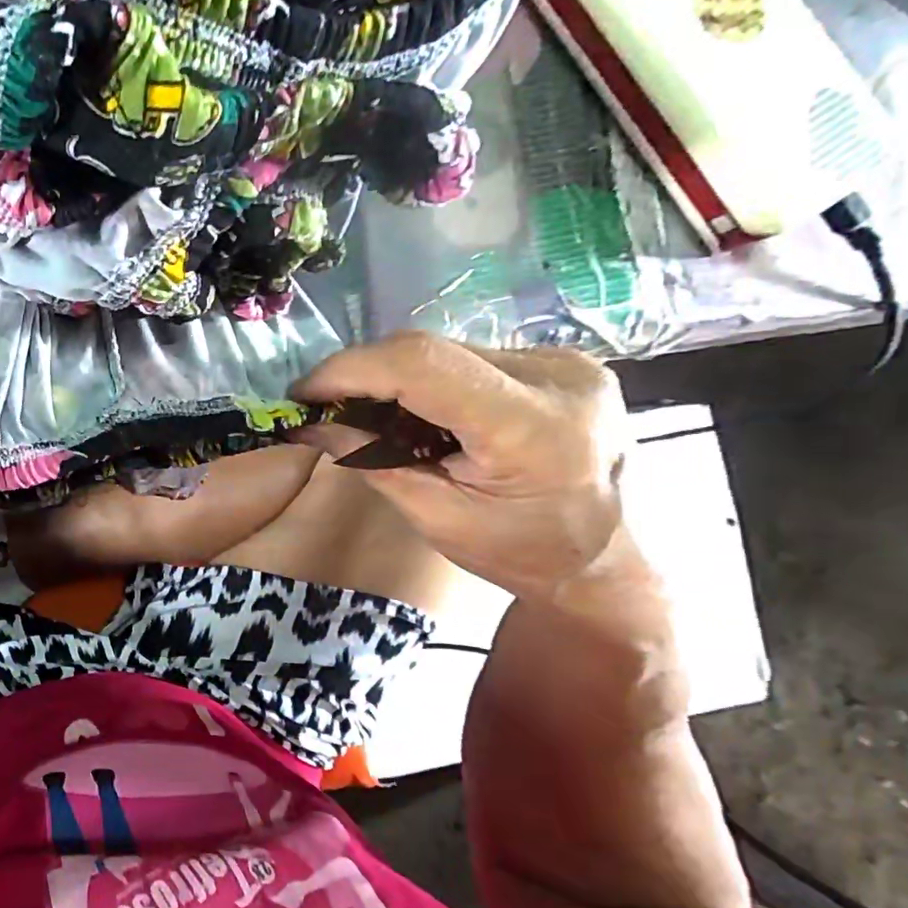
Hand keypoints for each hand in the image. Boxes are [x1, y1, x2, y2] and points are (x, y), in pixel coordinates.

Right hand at [291, 333, 632, 600]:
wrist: (605, 557)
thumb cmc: (519, 551)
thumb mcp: (434, 515)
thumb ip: (369, 461)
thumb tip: (308, 424)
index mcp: (531, 427)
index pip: (420, 366)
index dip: (348, 370)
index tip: (302, 394)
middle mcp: (556, 376)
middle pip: (426, 352)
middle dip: (360, 376)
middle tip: (324, 409)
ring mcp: (562, 361)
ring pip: (441, 350)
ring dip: (390, 379)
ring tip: (371, 417)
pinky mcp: (557, 359)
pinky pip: (464, 356)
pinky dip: (422, 381)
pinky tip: (419, 414)